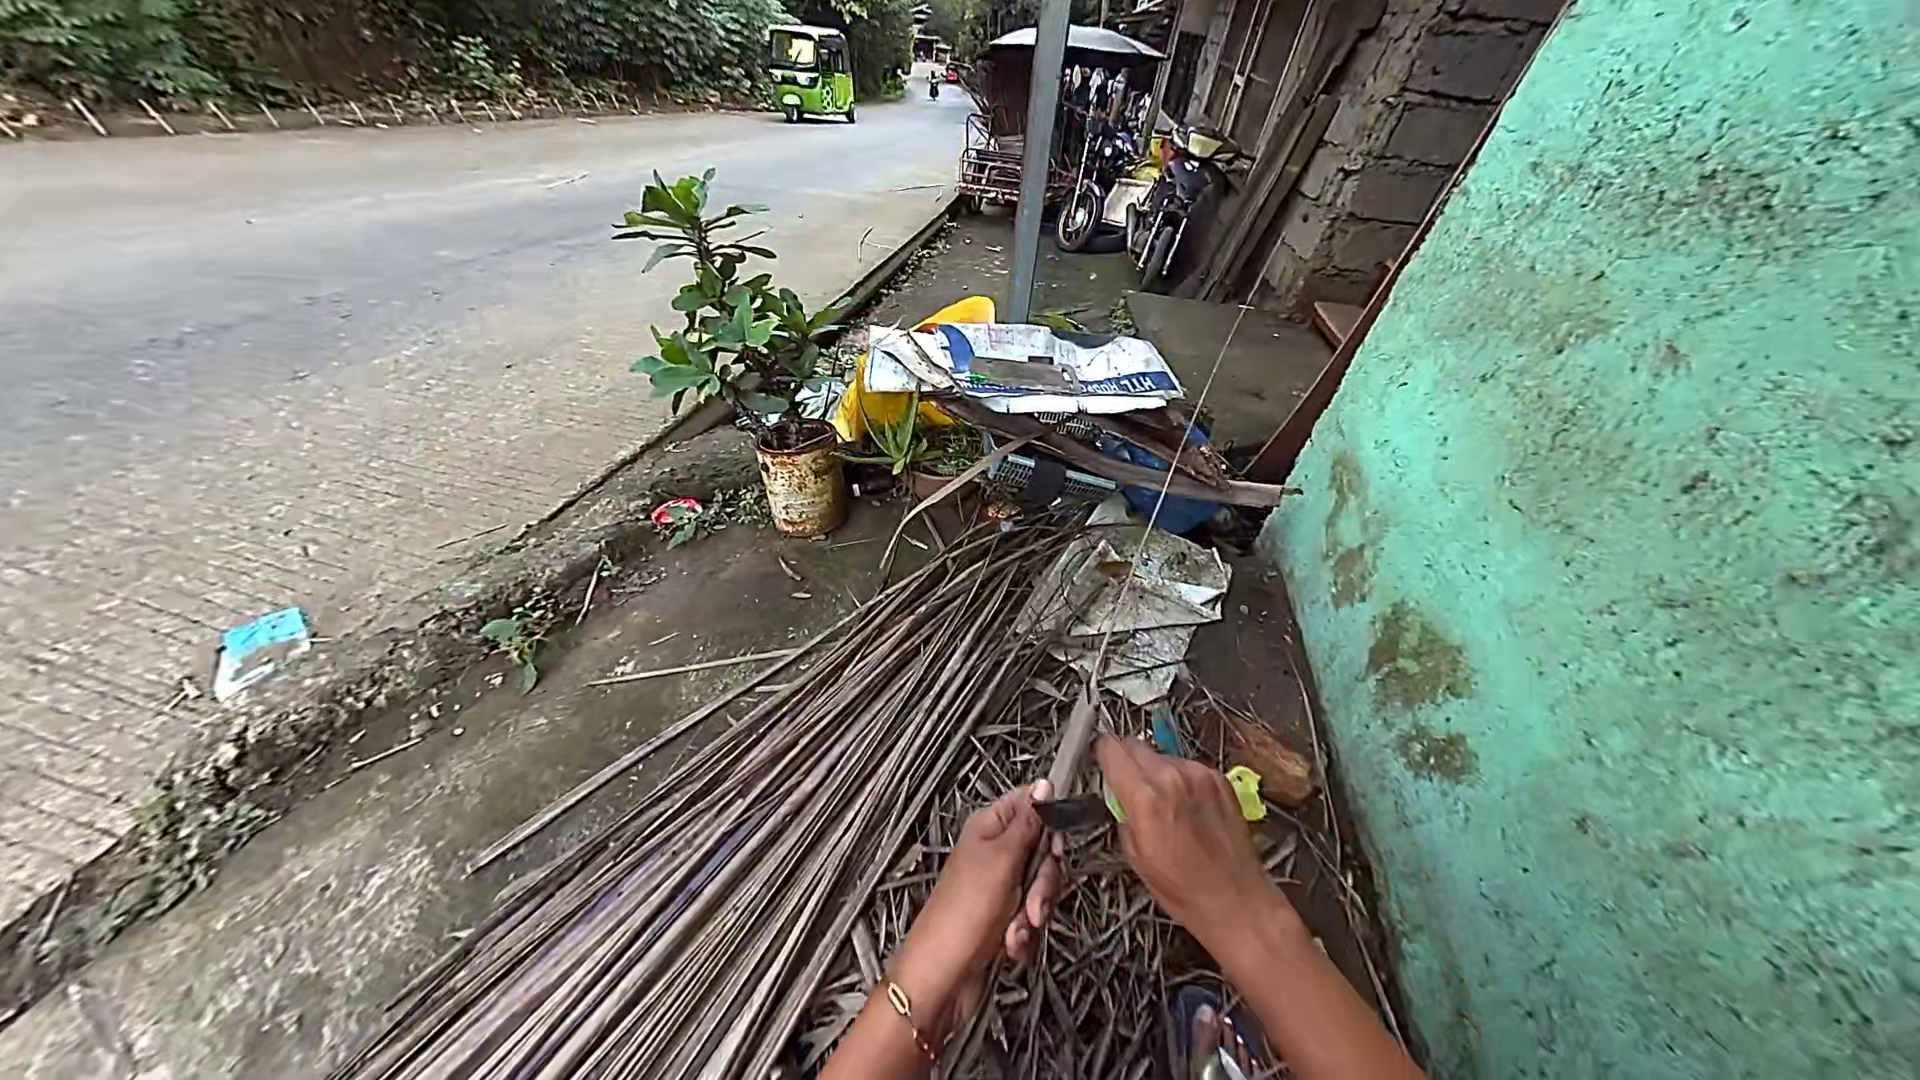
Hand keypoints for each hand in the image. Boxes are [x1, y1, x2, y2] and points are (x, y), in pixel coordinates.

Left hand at [890, 779, 1063, 1037]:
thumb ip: (1028, 822)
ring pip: (1042, 886)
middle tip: (1031, 895)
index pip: (1030, 804)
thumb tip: (1044, 785)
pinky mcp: (1004, 915)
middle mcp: (994, 851)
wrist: (943, 977)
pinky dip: (1026, 933)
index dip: (1049, 823)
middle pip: (1043, 849)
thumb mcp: (1003, 859)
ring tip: (1017, 925)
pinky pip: (1032, 915)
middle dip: (1044, 880)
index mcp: (989, 826)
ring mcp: (1000, 884)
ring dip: (1035, 910)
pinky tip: (1010, 942)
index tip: (1052, 846)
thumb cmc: (961, 914)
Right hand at [1095, 734, 1291, 954]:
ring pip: (1162, 755)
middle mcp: (1171, 776)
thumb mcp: (1134, 853)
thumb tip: (1118, 790)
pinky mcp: (1218, 778)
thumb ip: (1122, 810)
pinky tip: (1188, 806)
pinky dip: (1181, 779)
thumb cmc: (1183, 887)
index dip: (1102, 753)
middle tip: (1131, 786)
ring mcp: (1198, 774)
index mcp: (1145, 796)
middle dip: (1128, 761)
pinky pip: (1187, 766)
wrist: (1237, 901)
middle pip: (1135, 745)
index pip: (1111, 748)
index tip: (1102, 758)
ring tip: (1165, 804)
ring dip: (1156, 771)